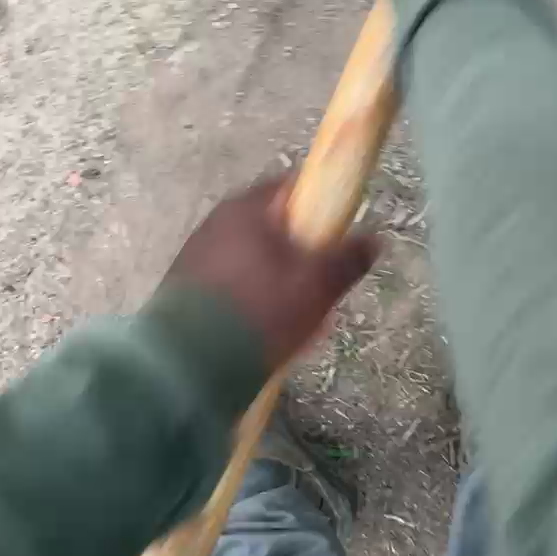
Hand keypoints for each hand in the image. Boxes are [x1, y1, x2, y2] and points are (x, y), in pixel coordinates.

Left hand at [159, 175, 378, 365]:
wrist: (185, 368)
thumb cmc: (260, 311)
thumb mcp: (317, 286)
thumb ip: (348, 259)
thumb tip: (374, 239)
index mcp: (247, 208)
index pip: (294, 187)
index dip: (322, 206)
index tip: (338, 235)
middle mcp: (216, 222)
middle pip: (274, 226)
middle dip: (301, 252)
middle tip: (321, 284)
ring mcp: (194, 256)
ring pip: (253, 258)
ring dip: (277, 280)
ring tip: (295, 318)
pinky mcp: (182, 291)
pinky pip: (231, 285)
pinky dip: (252, 299)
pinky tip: (264, 331)